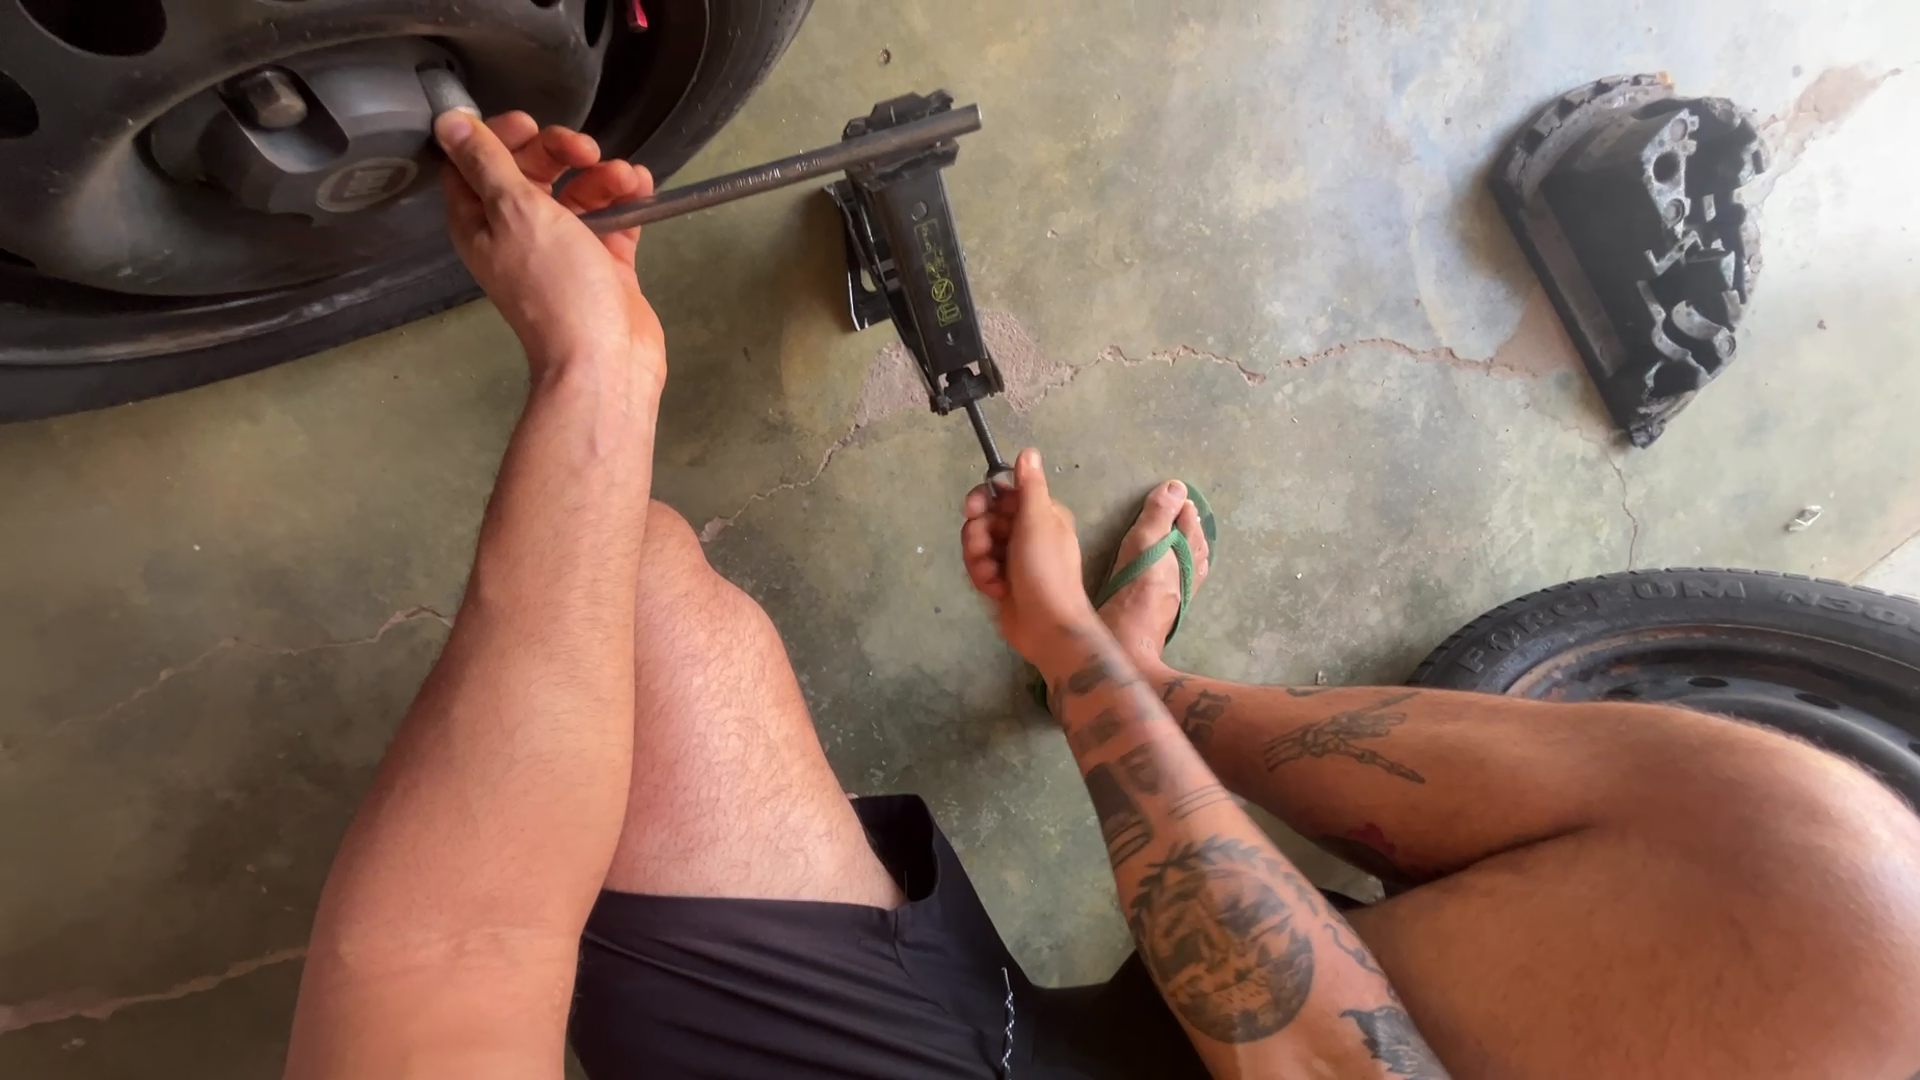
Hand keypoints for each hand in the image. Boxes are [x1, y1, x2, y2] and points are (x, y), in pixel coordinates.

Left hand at [435, 111, 664, 385]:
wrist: (606, 359)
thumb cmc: (559, 291)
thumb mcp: (516, 213)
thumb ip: (487, 163)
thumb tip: (449, 124)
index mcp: (483, 224)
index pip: (476, 164)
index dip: (499, 136)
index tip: (531, 125)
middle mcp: (521, 235)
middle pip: (534, 174)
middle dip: (559, 152)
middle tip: (584, 149)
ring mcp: (568, 252)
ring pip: (580, 195)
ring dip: (603, 176)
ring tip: (627, 178)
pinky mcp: (607, 267)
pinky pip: (616, 221)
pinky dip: (628, 202)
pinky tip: (642, 189)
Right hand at [961, 448, 1103, 670]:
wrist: (1047, 626)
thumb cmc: (1046, 570)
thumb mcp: (1038, 521)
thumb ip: (1029, 486)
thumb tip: (1028, 451)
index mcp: (1040, 513)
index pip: (1000, 494)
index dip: (982, 500)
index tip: (971, 510)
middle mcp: (1026, 532)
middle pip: (983, 519)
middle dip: (978, 536)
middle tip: (985, 549)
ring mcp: (1012, 557)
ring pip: (977, 544)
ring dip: (978, 560)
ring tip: (993, 576)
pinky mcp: (1001, 580)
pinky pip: (979, 568)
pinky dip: (983, 578)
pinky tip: (995, 590)